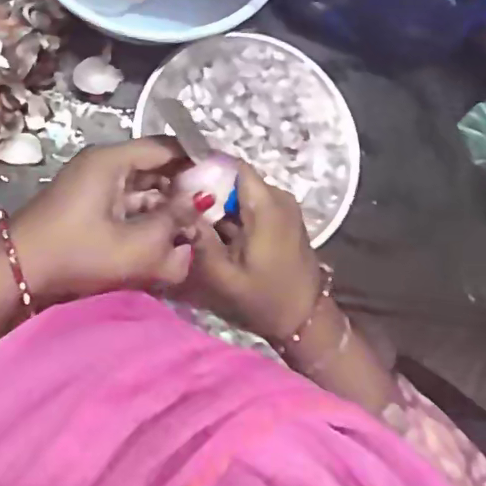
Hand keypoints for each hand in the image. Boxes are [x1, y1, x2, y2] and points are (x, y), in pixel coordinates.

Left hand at [8, 137, 198, 302]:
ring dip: (165, 203)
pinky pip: (126, 200)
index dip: (195, 159)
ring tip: (192, 223)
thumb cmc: (75, 253)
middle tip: (210, 206)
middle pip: (155, 165)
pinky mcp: (88, 205)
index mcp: (112, 160)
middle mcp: (104, 164)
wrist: (14, 275)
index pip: (165, 146)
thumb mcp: (131, 246)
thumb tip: (201, 211)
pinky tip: (164, 234)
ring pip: (142, 185)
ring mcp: (93, 184)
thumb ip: (172, 227)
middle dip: (183, 186)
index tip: (220, 177)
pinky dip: (146, 213)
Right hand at [183, 159, 324, 340]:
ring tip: (198, 221)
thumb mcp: (225, 276)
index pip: (234, 165)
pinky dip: (236, 212)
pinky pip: (255, 203)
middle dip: (211, 189)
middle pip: (238, 178)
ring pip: (245, 191)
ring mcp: (284, 206)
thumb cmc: (265, 299)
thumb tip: (180, 209)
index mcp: (267, 205)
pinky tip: (220, 232)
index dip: (208, 169)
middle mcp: (279, 197)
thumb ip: (202, 240)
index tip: (183, 183)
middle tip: (185, 207)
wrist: (305, 319)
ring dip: (223, 202)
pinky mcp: (284, 217)